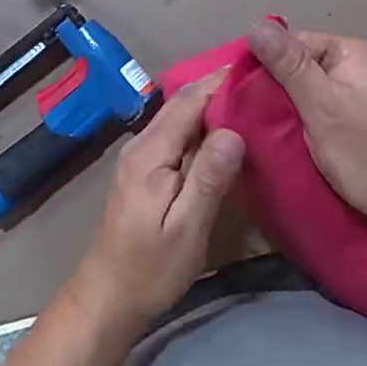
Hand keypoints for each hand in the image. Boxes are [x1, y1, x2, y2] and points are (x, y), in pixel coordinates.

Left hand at [70, 74, 245, 327]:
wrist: (108, 296)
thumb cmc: (150, 268)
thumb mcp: (187, 228)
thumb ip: (208, 178)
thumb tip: (233, 132)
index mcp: (150, 153)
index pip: (188, 102)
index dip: (219, 82)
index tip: (254, 69)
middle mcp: (141, 146)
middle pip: (180, 104)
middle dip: (216, 88)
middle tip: (259, 81)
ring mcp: (139, 157)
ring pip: (177, 118)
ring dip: (209, 105)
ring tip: (248, 99)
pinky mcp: (143, 170)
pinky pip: (174, 135)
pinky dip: (200, 126)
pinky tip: (222, 132)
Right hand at [247, 19, 366, 234]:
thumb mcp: (322, 107)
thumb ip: (289, 65)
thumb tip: (256, 25)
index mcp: (360, 52)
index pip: (299, 42)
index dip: (272, 65)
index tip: (252, 96)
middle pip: (308, 64)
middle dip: (284, 88)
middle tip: (264, 116)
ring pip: (317, 88)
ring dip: (296, 106)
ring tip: (278, 127)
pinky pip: (331, 106)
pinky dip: (314, 118)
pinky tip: (302, 136)